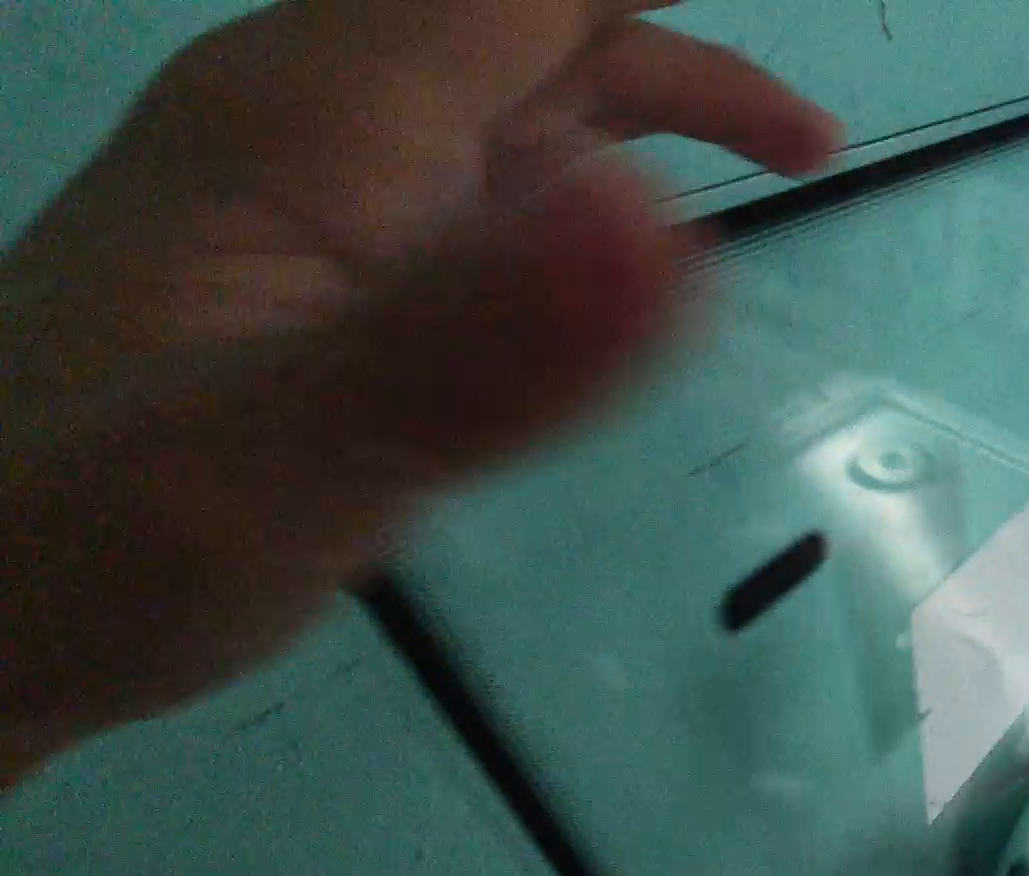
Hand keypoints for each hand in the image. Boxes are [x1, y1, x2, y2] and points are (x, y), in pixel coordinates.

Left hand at [0, 0, 840, 779]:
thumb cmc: (97, 550)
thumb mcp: (281, 468)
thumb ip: (462, 355)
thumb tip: (664, 238)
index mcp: (325, 121)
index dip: (657, 3)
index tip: (786, 102)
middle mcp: (336, 124)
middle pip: (549, 28)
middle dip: (695, 64)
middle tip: (812, 145)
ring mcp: (348, 192)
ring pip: (537, 100)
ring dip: (664, 116)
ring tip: (781, 172)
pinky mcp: (363, 263)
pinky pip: (512, 180)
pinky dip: (610, 190)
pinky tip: (644, 265)